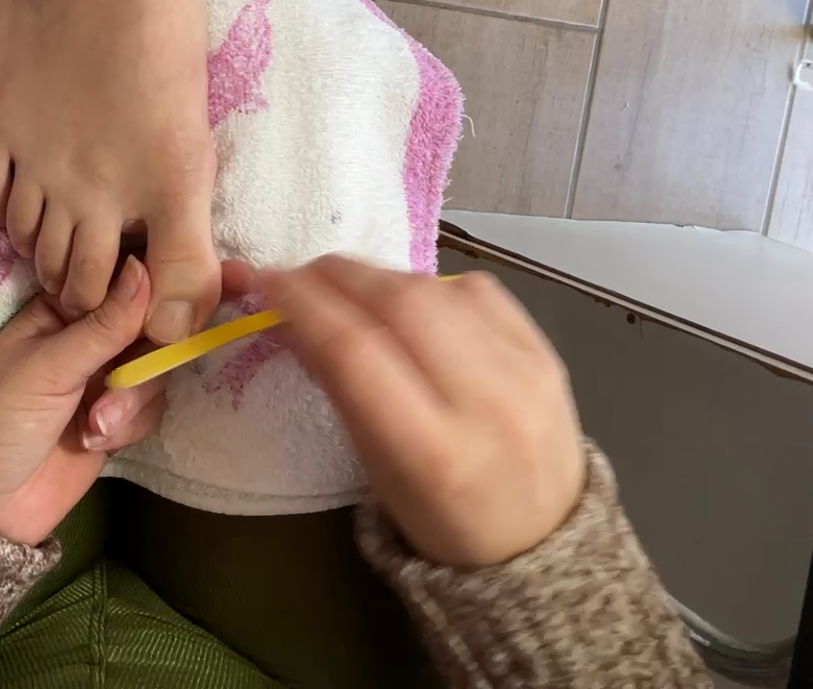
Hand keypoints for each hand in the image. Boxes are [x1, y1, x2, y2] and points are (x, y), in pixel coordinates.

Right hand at [0, 0, 220, 342]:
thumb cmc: (173, 7)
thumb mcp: (197, 107)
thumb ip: (184, 189)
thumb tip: (171, 246)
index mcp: (173, 181)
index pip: (167, 294)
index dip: (156, 317)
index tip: (148, 304)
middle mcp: (102, 186)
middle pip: (85, 282)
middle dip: (95, 296)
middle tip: (100, 283)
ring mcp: (42, 156)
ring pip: (37, 247)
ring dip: (52, 259)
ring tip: (64, 250)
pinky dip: (11, 217)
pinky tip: (25, 205)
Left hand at [0, 257, 166, 545]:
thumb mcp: (49, 367)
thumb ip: (103, 324)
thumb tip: (143, 268)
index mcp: (63, 308)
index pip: (120, 282)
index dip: (150, 293)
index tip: (168, 309)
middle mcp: (90, 336)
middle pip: (149, 327)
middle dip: (141, 364)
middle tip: (116, 389)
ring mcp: (106, 376)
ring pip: (156, 369)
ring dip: (132, 400)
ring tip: (95, 426)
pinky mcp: (120, 416)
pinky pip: (154, 406)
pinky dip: (133, 424)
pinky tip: (96, 442)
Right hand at [260, 257, 586, 567]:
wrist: (544, 540)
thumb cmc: (439, 514)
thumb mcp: (373, 465)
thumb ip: (334, 383)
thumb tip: (285, 315)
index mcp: (432, 452)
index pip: (353, 351)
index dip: (302, 305)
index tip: (268, 283)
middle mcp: (485, 403)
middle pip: (397, 304)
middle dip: (336, 275)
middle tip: (300, 273)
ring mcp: (523, 368)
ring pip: (433, 286)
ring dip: (375, 274)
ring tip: (347, 285)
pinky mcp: (544, 346)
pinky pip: (474, 287)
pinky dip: (427, 282)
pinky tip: (409, 298)